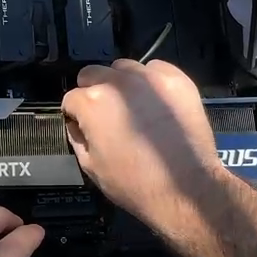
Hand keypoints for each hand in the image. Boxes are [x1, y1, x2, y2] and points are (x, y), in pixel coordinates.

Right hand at [62, 59, 225, 229]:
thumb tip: (75, 124)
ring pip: (123, 67)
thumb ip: (76, 138)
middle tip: (105, 113)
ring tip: (132, 105)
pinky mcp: (176, 80)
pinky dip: (150, 80)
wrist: (186, 189)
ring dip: (121, 83)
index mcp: (92, 103)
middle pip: (92, 73)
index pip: (71, 97)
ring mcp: (149, 79)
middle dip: (93, 90)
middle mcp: (117, 83)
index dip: (75, 113)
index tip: (83, 124)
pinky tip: (154, 100)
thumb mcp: (90, 167)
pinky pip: (155, 68)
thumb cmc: (134, 184)